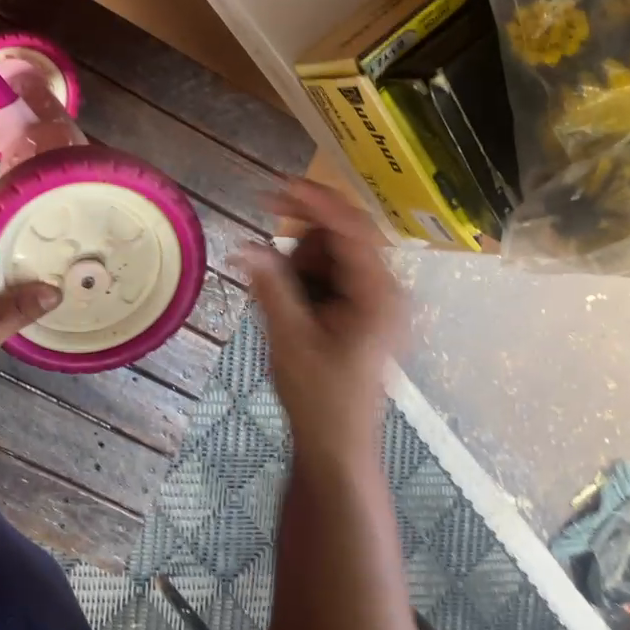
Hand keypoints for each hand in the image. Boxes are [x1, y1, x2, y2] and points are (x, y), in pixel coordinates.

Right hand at [238, 180, 405, 464]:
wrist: (337, 442)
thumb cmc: (319, 395)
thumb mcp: (290, 337)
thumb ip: (271, 286)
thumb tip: (243, 245)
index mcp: (380, 294)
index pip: (351, 229)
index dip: (315, 202)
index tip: (276, 186)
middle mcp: (386, 290)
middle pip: (340, 238)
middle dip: (300, 244)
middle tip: (266, 262)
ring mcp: (376, 300)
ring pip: (330, 255)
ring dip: (298, 265)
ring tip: (281, 304)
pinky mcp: (362, 311)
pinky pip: (329, 276)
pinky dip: (303, 281)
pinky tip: (288, 308)